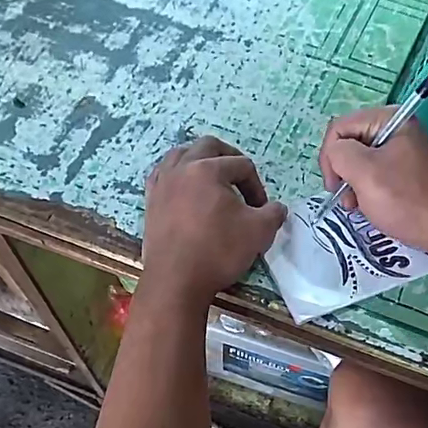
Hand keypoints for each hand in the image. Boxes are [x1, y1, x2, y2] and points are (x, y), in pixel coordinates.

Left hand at [142, 137, 286, 303]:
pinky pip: (162, 175)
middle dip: (230, 158)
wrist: (177, 281)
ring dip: (200, 161)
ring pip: (181, 155)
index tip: (261, 210)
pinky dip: (177, 175)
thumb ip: (273, 214)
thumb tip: (277, 208)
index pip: (242, 165)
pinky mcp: (150, 201)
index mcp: (208, 169)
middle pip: (209, 146)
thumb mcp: (259, 232)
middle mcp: (182, 168)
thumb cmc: (219, 252)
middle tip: (241, 180)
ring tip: (212, 179)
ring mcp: (162, 183)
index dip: (257, 186)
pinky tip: (184, 189)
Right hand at [318, 108, 427, 251]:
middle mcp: (396, 129)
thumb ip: (339, 153)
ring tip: (357, 206)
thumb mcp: (364, 172)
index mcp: (389, 119)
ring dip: (352, 184)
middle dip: (341, 171)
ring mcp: (402, 151)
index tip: (334, 186)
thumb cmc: (404, 200)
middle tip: (346, 198)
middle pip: (349, 143)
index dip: (329, 156)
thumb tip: (335, 154)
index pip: (339, 128)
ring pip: (359, 161)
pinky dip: (366, 190)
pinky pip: (374, 174)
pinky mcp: (405, 172)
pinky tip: (369, 206)